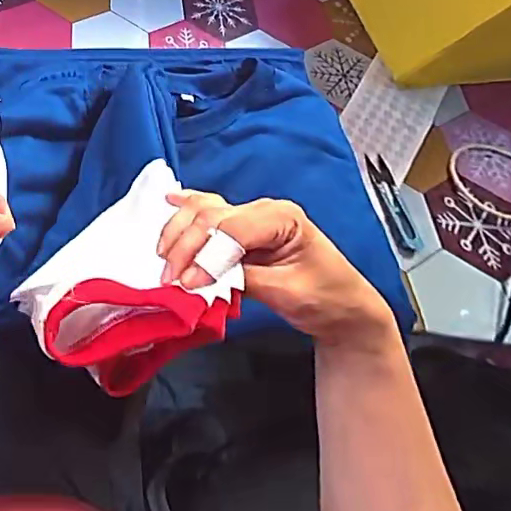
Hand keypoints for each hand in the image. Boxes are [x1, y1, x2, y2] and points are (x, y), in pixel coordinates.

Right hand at [159, 191, 394, 349]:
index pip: (231, 229)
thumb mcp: (288, 293)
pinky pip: (207, 210)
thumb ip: (243, 279)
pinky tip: (170, 201)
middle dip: (184, 245)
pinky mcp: (240, 226)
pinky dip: (186, 208)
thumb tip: (198, 278)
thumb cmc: (327, 300)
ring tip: (164, 258)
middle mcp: (262, 209)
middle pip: (210, 216)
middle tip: (169, 278)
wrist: (346, 309)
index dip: (205, 254)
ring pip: (202, 210)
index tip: (187, 282)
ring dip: (178, 233)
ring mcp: (249, 214)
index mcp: (282, 218)